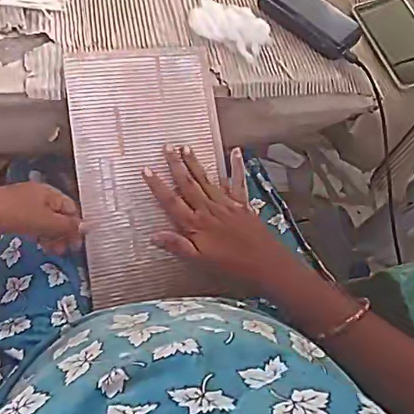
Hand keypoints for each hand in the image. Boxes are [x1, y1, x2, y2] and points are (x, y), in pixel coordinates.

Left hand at [0, 182, 85, 254]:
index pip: (71, 208)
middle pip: (57, 213)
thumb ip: (69, 226)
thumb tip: (87, 227)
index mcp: (49, 191)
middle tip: (61, 250)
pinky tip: (32, 241)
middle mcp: (36, 192)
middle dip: (62, 232)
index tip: (75, 244)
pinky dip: (35, 232)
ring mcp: (21, 200)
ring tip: (48, 248)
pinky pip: (29, 221)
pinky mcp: (8, 210)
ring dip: (49, 235)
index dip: (75, 226)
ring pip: (43, 219)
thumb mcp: (48, 223)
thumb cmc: (18, 214)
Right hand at [144, 146, 310, 295]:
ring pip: (207, 180)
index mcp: (196, 225)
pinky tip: (235, 152)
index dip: (157, 185)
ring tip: (185, 147)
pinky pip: (237, 182)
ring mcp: (227, 205)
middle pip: (188, 184)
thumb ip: (178, 246)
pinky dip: (236, 166)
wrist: (266, 265)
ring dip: (195, 163)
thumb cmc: (232, 267)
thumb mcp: (201, 261)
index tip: (146, 169)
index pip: (171, 202)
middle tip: (167, 147)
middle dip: (176, 165)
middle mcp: (209, 210)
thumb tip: (154, 235)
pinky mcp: (242, 205)